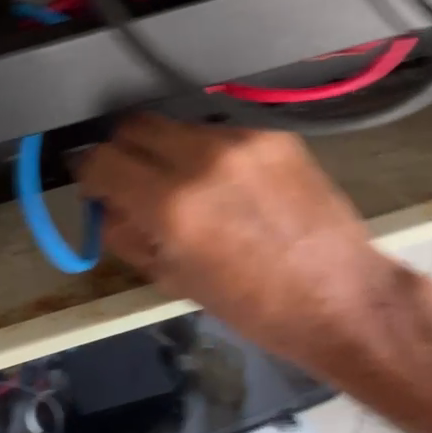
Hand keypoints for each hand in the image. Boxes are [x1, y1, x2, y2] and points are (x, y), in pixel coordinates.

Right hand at [76, 115, 400, 356]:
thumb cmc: (255, 307)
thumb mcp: (174, 280)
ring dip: (165, 150)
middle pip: (132, 127)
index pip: (100, 160)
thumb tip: (105, 206)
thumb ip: (128, 235)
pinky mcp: (272, 134)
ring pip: (174, 125)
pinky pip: (217, 131)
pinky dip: (207, 153)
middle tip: (133, 181)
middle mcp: (201, 160)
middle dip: (123, 153)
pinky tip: (228, 183)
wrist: (342, 297)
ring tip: (186, 184)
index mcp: (171, 206)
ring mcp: (240, 141)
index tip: (96, 187)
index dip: (89, 174)